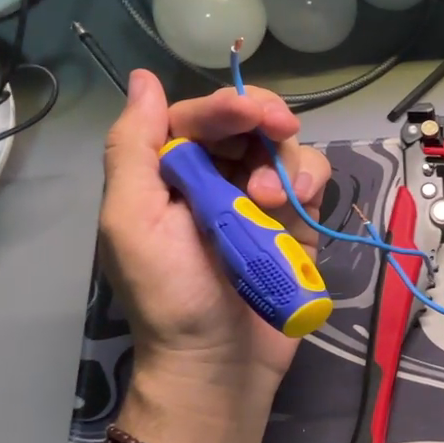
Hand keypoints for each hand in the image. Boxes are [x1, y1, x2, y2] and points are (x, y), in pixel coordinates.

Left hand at [99, 70, 331, 401]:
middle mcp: (216, 179)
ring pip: (286, 148)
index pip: (198, 118)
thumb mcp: (131, 220)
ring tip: (270, 200)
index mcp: (169, 173)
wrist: (219, 363)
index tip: (253, 113)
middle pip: (248, 123)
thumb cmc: (168, 295)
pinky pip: (312, 183)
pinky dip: (311, 182)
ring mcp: (261, 202)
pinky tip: (299, 204)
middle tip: (279, 128)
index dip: (224, 106)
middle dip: (265, 118)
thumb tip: (143, 79)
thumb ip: (134, 147)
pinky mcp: (297, 224)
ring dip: (285, 162)